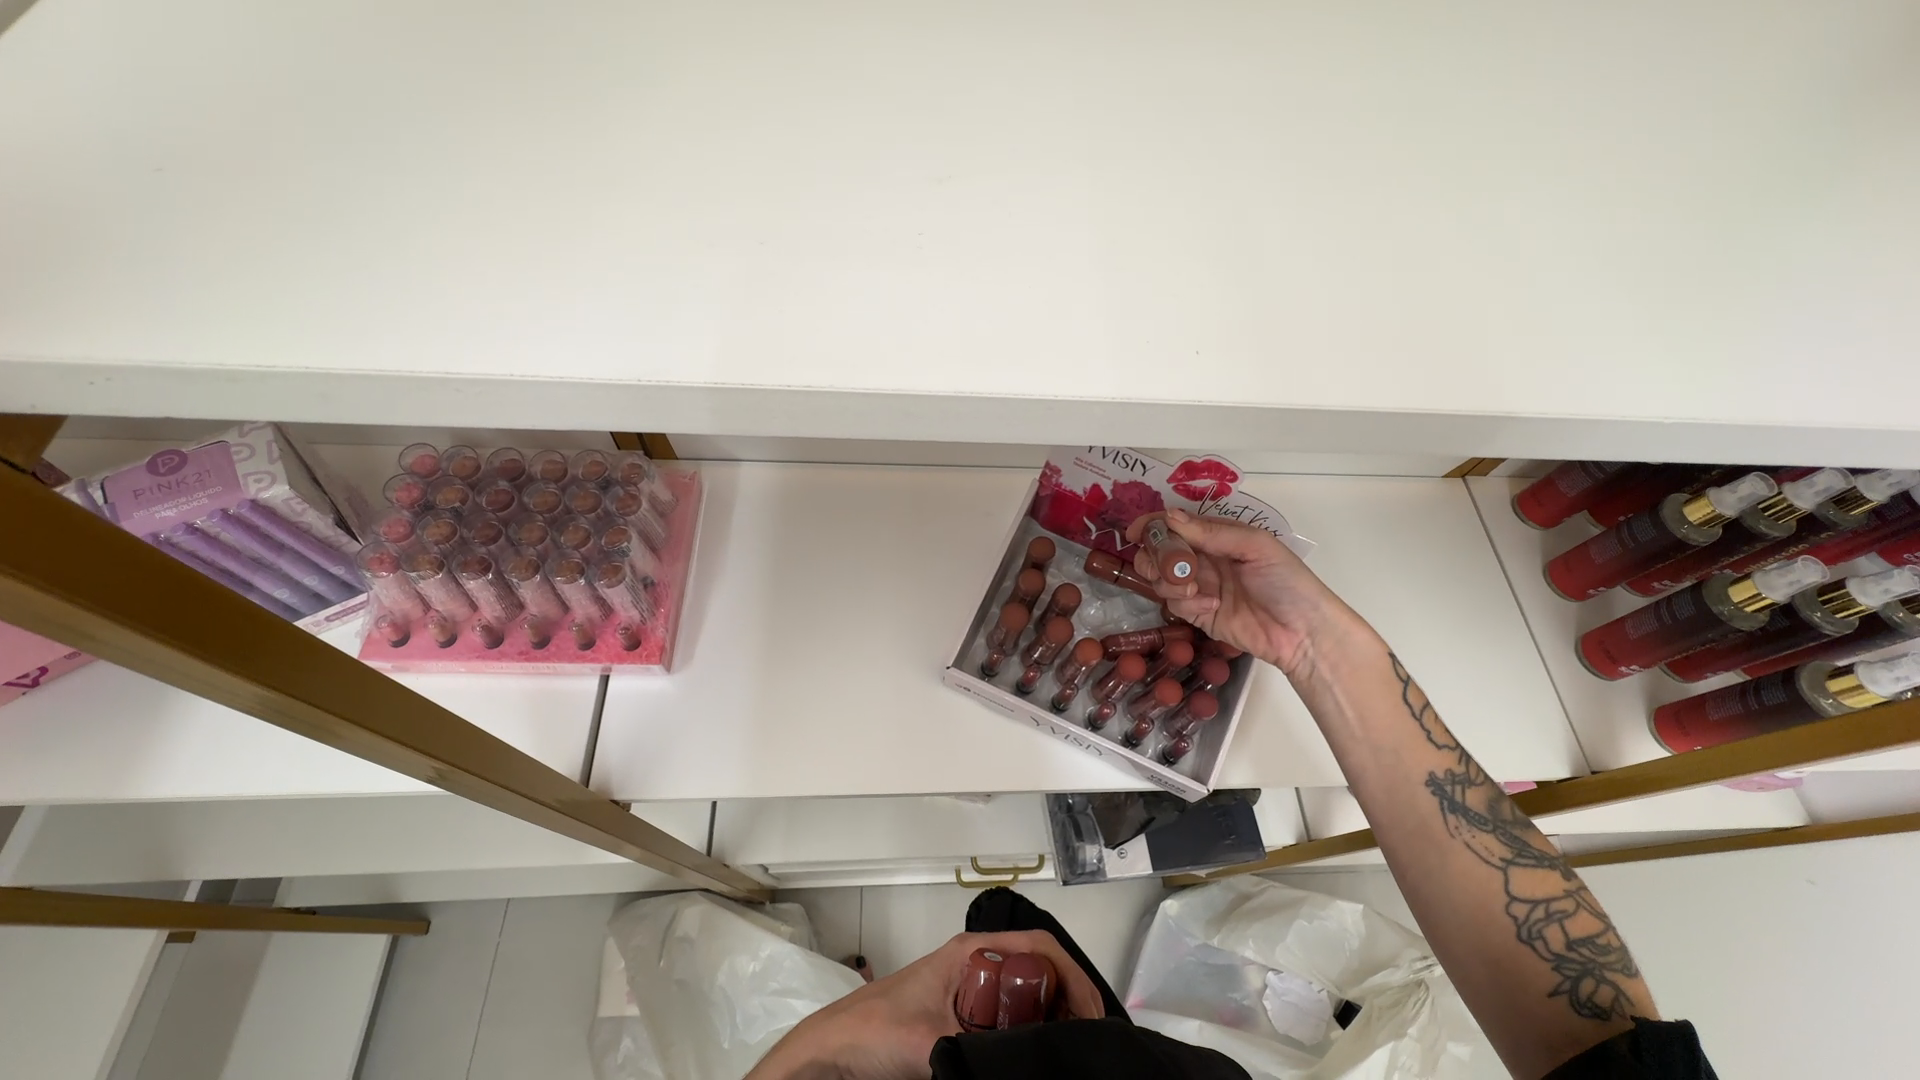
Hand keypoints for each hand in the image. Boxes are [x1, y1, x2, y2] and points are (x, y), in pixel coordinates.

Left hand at [745, 930, 1104, 1079]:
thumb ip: (974, 1058)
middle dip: (1070, 1000)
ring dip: (1053, 1018)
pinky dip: (1029, 1032)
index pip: (1040, 948)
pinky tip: (1035, 1057)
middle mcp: (974, 963)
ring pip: (1026, 994)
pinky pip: (1008, 1017)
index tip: (1092, 1018)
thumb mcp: (930, 1044)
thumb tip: (1022, 1069)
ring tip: (1068, 1051)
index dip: (1074, 977)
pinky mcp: (960, 1016)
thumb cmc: (874, 1032)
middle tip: (1087, 1042)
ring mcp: (968, 989)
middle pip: (1039, 970)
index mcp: (971, 953)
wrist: (830, 1052)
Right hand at [1125, 507, 1350, 678]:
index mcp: (1218, 536)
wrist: (1302, 632)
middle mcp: (1204, 559)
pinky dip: (1187, 604)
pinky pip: (1174, 604)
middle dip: (1158, 558)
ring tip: (1195, 589)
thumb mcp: (1254, 546)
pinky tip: (1211, 607)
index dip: (1153, 526)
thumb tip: (1170, 517)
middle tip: (1172, 567)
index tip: (1136, 532)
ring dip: (1171, 582)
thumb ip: (1211, 533)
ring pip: (1161, 579)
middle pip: (1159, 552)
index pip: (1176, 525)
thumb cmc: (1287, 581)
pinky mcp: (1197, 614)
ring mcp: (1199, 587)